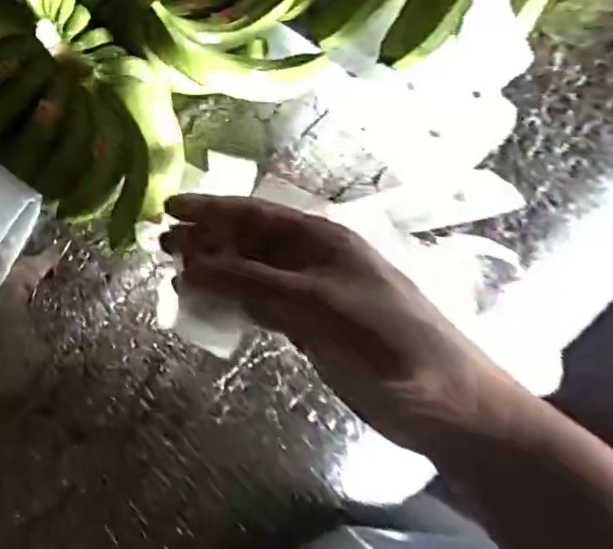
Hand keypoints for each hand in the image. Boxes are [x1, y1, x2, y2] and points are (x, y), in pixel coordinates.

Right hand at [162, 194, 531, 450]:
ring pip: (248, 272)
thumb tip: (192, 264)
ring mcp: (308, 292)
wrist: (450, 407)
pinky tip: (207, 305)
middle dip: (205, 239)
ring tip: (174, 274)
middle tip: (162, 244)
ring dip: (214, 271)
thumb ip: (253, 282)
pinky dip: (231, 302)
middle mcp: (310, 258)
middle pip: (246, 240)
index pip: (254, 213)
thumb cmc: (388, 340)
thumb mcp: (317, 304)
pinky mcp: (308, 325)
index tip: (170, 206)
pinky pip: (258, 303)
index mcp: (319, 238)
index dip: (211, 208)